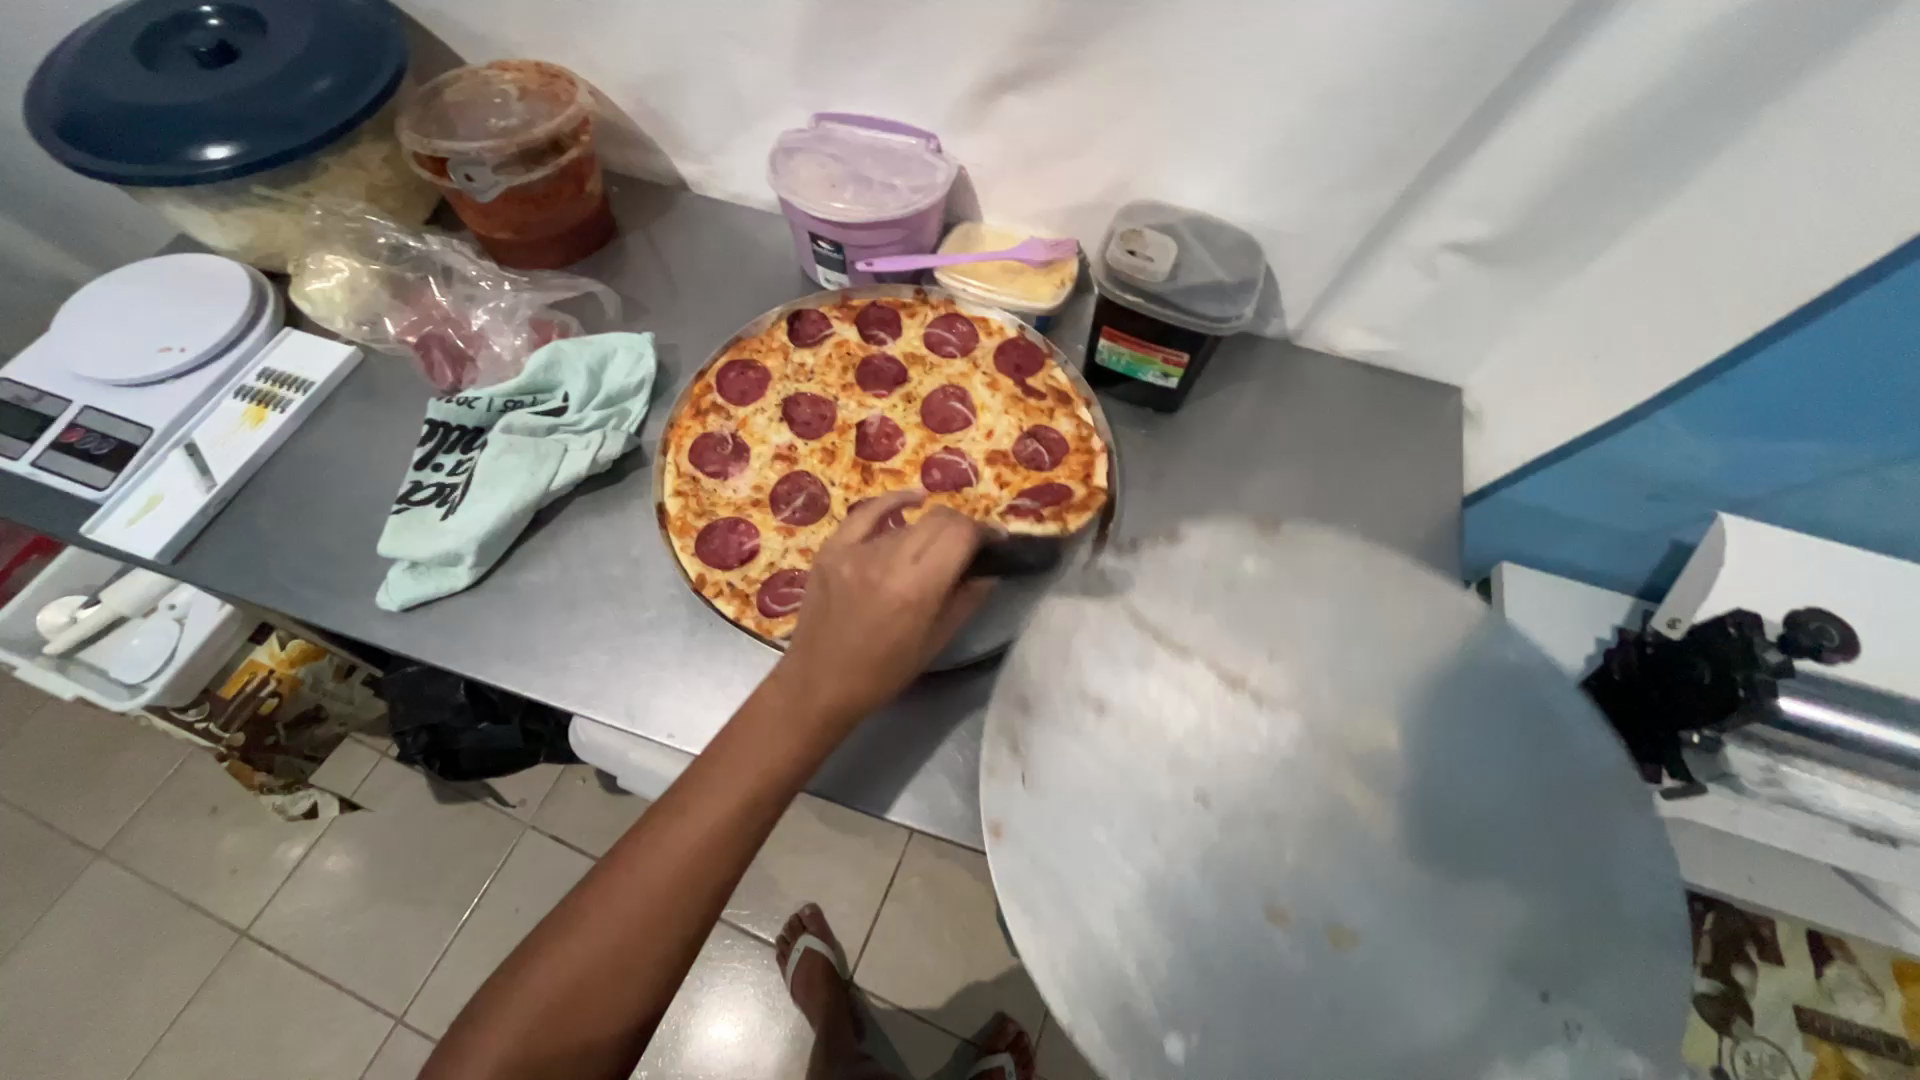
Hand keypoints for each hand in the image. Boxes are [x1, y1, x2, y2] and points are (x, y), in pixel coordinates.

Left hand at [769, 490, 992, 726]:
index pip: (961, 534)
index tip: (993, 542)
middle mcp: (887, 560)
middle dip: (961, 527)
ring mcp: (855, 550)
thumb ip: (967, 600)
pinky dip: (893, 503)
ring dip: (928, 531)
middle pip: (939, 520)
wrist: (818, 682)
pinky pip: (867, 512)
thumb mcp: (935, 642)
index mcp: (917, 588)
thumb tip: (990, 570)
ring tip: (929, 553)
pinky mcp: (831, 547)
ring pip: (908, 523)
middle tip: (967, 547)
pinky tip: (913, 500)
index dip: (984, 533)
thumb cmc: (882, 673)